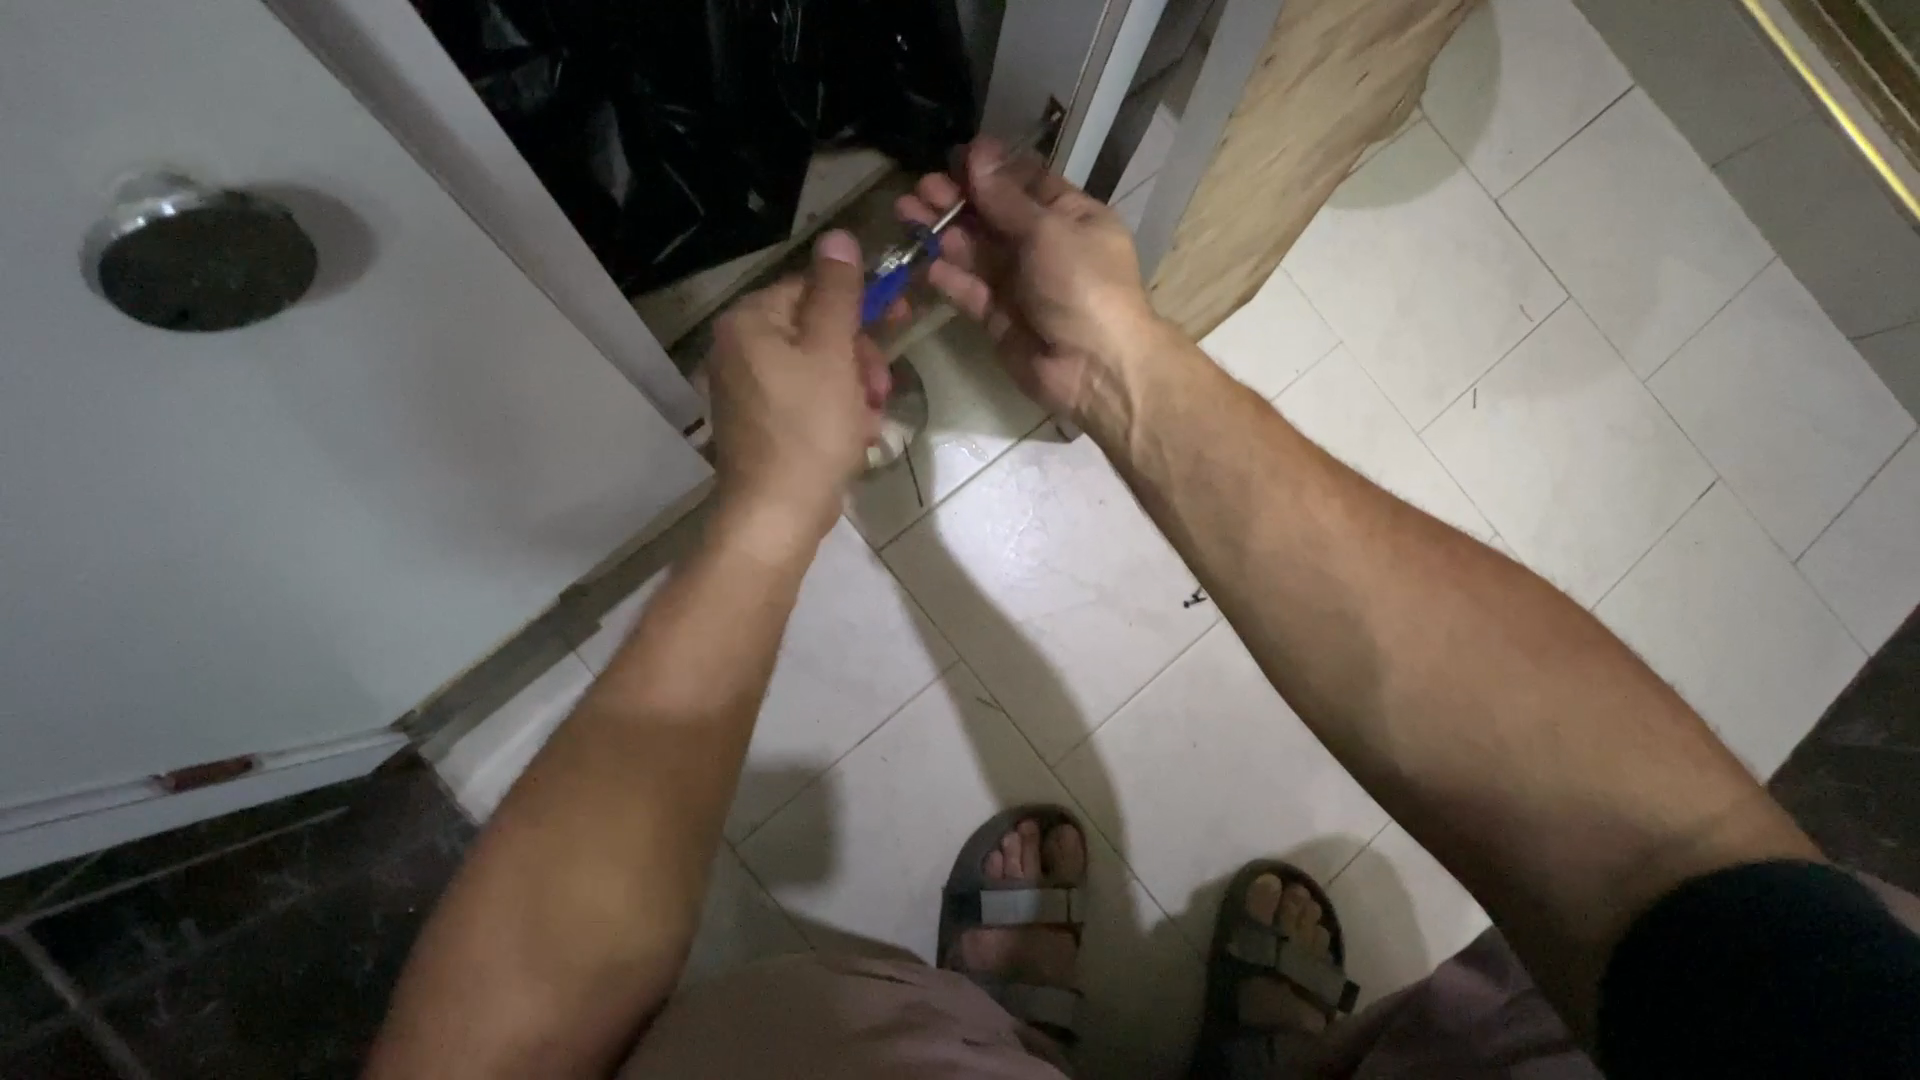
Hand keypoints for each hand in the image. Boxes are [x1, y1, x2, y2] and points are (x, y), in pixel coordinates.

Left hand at [706, 230, 889, 552]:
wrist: (779, 512)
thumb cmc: (810, 428)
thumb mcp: (833, 353)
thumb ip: (838, 292)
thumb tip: (839, 236)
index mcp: (749, 323)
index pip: (810, 288)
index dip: (859, 303)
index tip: (899, 319)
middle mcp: (738, 349)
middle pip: (815, 330)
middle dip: (858, 357)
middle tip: (882, 386)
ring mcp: (747, 390)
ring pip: (817, 368)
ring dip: (854, 388)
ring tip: (871, 419)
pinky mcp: (761, 423)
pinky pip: (807, 400)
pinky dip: (836, 412)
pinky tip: (856, 435)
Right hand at [897, 139, 1167, 422]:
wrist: (1096, 367)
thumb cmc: (1083, 284)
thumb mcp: (1049, 230)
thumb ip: (1006, 199)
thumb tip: (976, 154)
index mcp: (1071, 217)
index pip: (1026, 183)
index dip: (991, 169)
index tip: (954, 158)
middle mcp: (1045, 247)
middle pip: (994, 216)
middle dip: (958, 201)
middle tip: (920, 189)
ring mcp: (1021, 285)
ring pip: (977, 253)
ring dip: (944, 233)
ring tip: (907, 214)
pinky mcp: (1001, 320)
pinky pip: (972, 292)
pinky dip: (950, 278)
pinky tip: (926, 264)